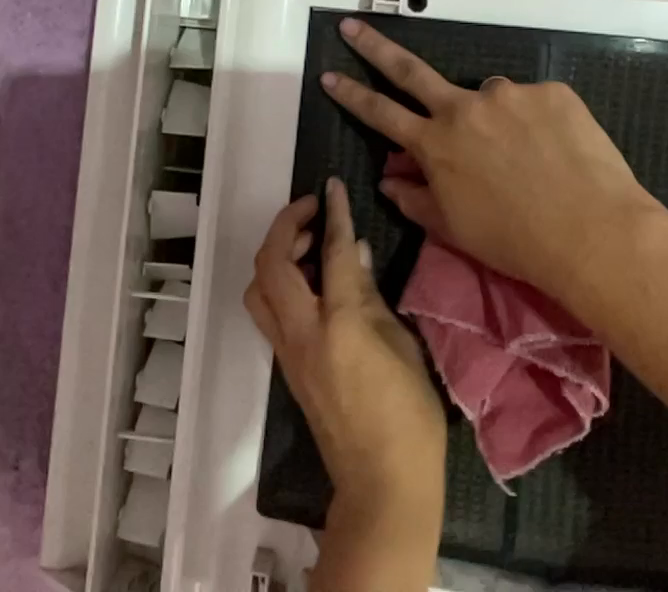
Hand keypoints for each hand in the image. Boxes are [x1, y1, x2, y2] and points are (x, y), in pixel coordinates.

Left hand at [245, 179, 444, 585]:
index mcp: (340, 323)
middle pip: (272, 263)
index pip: (332, 252)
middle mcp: (302, 332)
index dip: (332, 213)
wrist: (382, 482)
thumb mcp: (403, 347)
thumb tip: (354, 254)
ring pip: (258, 288)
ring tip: (305, 244)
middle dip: (285, 226)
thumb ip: (372, 296)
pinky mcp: (286, 366)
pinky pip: (268, 311)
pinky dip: (279, 283)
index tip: (331, 185)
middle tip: (312, 211)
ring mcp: (288, 351)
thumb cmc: (408, 417)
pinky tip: (309, 280)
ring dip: (273, 255)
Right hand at [321, 17, 667, 305]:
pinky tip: (554, 151)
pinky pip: (532, 102)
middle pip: (409, 70)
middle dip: (374, 46)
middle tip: (352, 26)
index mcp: (435, 145)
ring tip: (524, 154)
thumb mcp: (454, 228)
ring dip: (492, 116)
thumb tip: (389, 180)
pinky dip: (535, 122)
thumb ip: (415, 199)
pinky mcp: (550, 92)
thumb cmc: (515, 241)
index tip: (330, 74)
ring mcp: (508, 95)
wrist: (592, 232)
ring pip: (487, 97)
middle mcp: (464, 109)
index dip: (352, 94)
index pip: (380, 113)